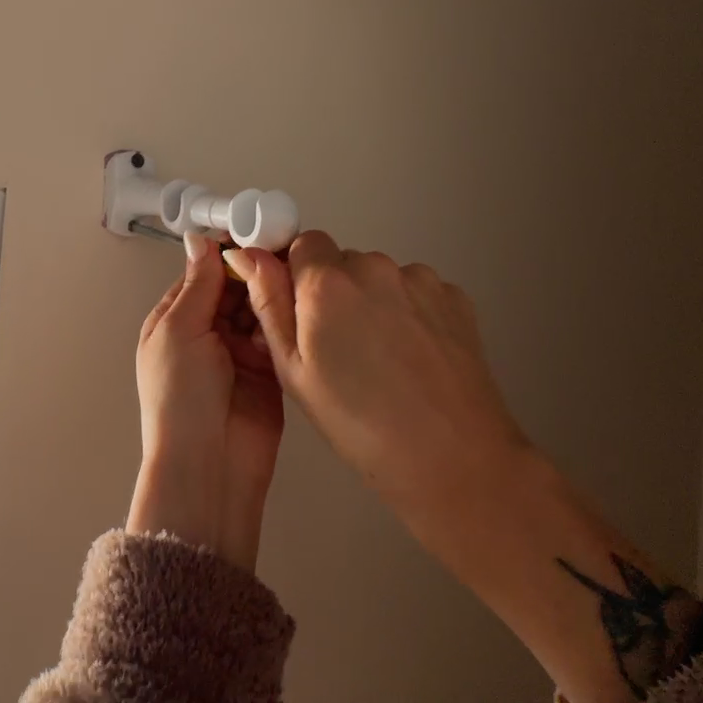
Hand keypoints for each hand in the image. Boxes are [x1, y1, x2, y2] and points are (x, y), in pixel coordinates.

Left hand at [127, 232, 284, 569]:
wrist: (210, 465)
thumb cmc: (180, 397)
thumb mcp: (179, 332)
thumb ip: (197, 285)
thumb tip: (199, 239)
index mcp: (175, 319)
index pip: (204, 272)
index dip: (227, 250)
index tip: (256, 226)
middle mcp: (207, 331)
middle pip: (235, 286)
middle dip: (255, 267)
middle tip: (285, 243)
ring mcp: (239, 350)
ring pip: (260, 305)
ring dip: (273, 288)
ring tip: (297, 265)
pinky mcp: (270, 368)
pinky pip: (280, 332)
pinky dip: (287, 316)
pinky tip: (303, 296)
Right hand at [222, 231, 527, 529]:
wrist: (454, 459)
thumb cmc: (363, 425)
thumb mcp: (294, 371)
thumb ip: (269, 303)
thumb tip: (247, 255)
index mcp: (327, 284)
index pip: (301, 242)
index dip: (297, 274)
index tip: (299, 308)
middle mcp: (374, 268)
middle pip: (342, 261)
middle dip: (334, 292)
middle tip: (338, 348)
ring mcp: (420, 281)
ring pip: (379, 278)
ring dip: (373, 303)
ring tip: (381, 359)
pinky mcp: (455, 297)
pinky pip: (416, 292)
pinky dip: (409, 313)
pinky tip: (411, 358)